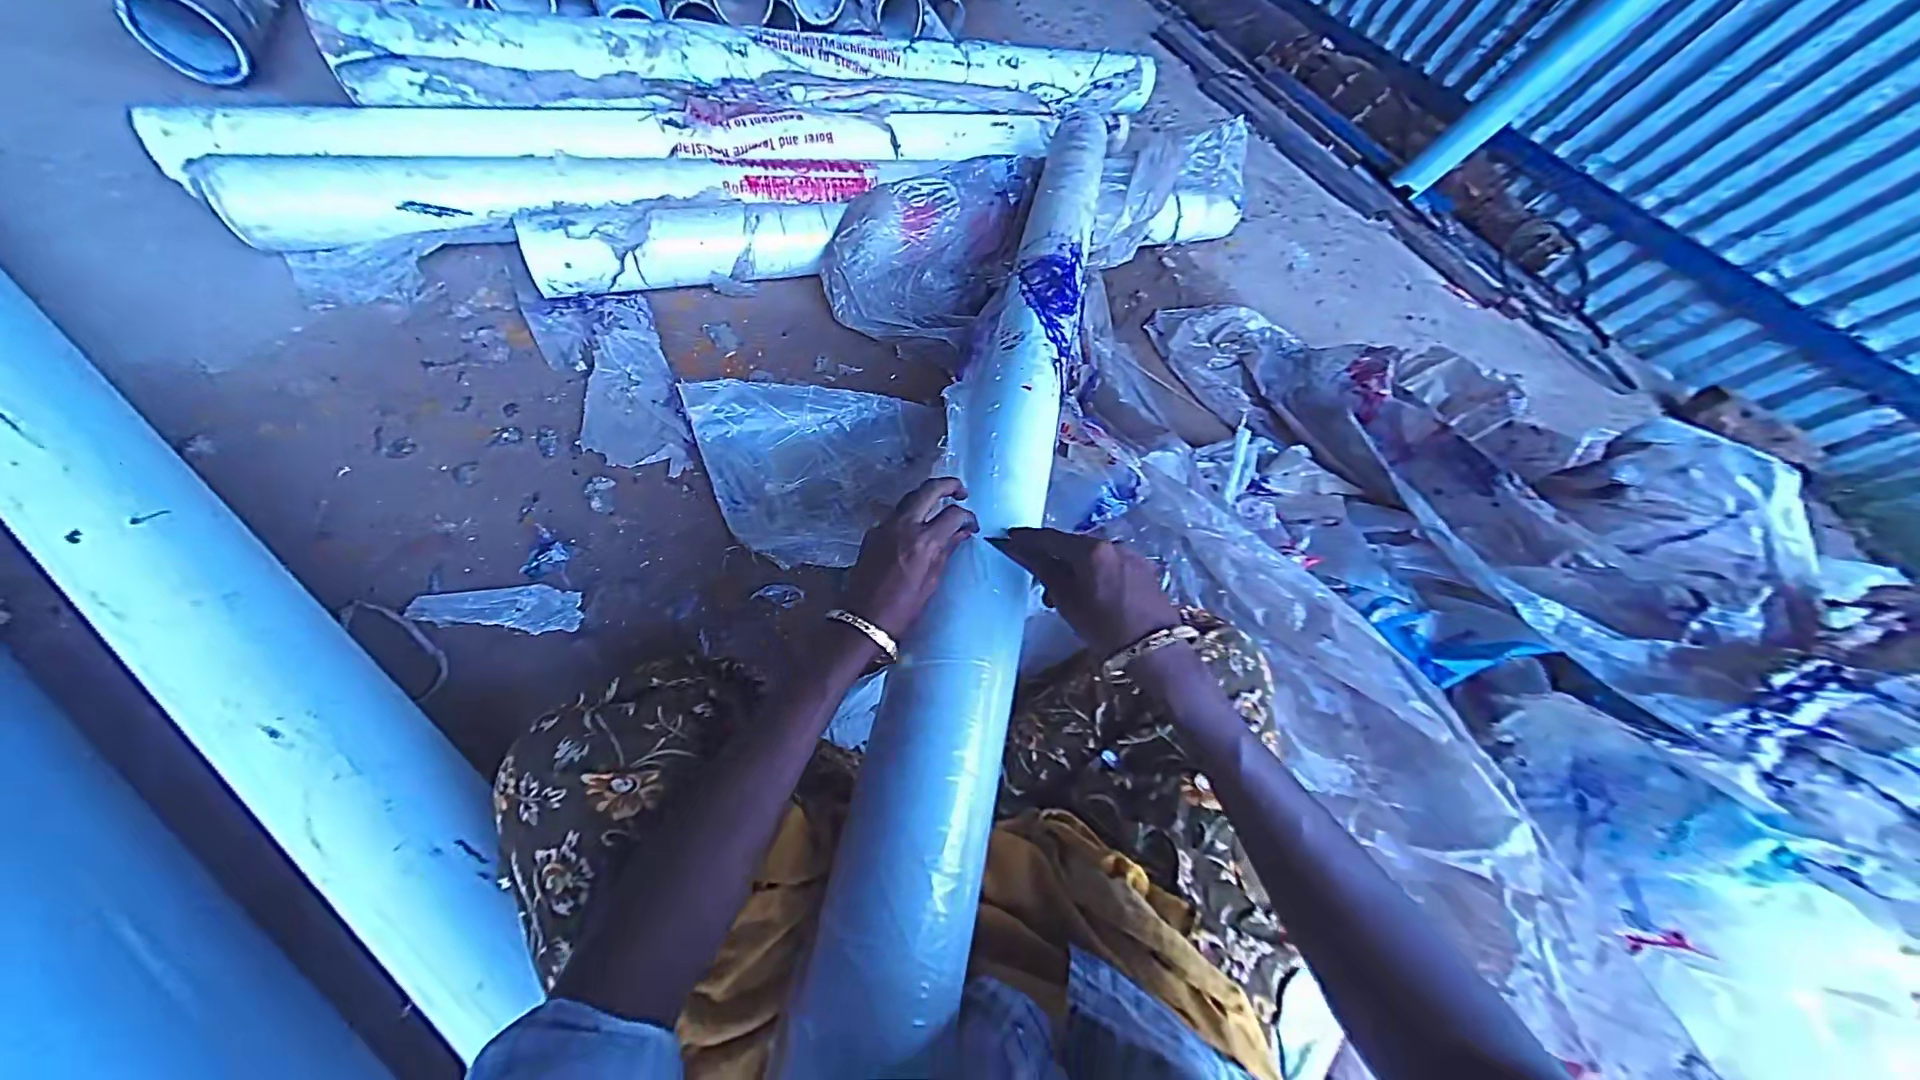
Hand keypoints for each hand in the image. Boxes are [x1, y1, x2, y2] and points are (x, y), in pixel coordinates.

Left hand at [839, 477, 978, 641]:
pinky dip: (910, 513)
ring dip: (927, 496)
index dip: (968, 516)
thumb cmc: (903, 608)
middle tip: (961, 492)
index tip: (972, 524)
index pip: (953, 514)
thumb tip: (962, 533)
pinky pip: (895, 514)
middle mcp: (903, 526)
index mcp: (923, 542)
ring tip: (940, 504)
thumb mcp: (932, 581)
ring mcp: (884, 526)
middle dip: (948, 485)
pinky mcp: (872, 532)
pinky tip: (916, 525)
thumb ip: (946, 550)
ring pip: (909, 498)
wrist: (864, 620)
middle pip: (928, 489)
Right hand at [989, 528, 1180, 656]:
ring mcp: (1130, 555)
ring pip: (1092, 555)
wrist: (1155, 650)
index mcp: (1091, 549)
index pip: (1051, 538)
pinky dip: (1093, 573)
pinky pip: (1109, 564)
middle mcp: (1112, 544)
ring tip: (1062, 595)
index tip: (1009, 538)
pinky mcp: (1142, 569)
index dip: (1028, 538)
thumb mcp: (1067, 602)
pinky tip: (1089, 594)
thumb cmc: (1105, 628)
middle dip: (1052, 557)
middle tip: (1035, 577)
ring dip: (1073, 568)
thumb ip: (1044, 571)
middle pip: (1072, 545)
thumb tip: (1021, 550)